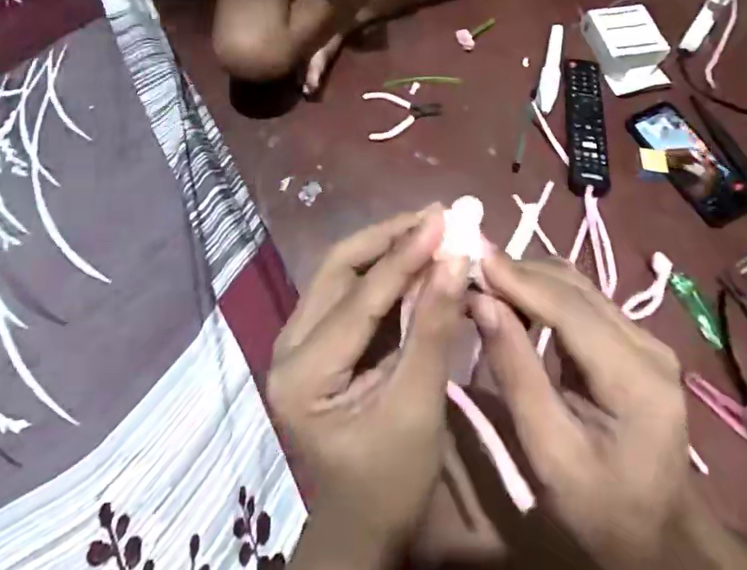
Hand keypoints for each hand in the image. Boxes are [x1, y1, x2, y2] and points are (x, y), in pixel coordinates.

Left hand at [270, 208, 470, 567]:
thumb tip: (457, 259)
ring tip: (434, 228)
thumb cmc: (390, 482)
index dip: (405, 254)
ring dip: (390, 249)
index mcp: (302, 372)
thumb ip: (435, 330)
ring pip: (345, 275)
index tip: (445, 218)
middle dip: (390, 237)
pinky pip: (355, 293)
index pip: (359, 296)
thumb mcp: (418, 407)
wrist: (364, 530)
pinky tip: (422, 259)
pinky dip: (390, 273)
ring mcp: (302, 344)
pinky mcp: (322, 345)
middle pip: (340, 269)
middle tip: (438, 217)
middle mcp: (289, 347)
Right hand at [471, 253, 691, 569]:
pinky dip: (547, 296)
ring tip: (485, 278)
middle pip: (578, 290)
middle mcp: (648, 345)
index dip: (521, 279)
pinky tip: (516, 299)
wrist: (658, 536)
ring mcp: (647, 340)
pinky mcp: (637, 343)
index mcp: (635, 378)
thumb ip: (517, 374)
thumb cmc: (600, 509)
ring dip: (532, 279)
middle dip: (522, 273)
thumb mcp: (549, 453)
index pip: (571, 309)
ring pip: (582, 289)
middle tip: (470, 266)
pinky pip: (586, 305)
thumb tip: (483, 303)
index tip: (474, 257)